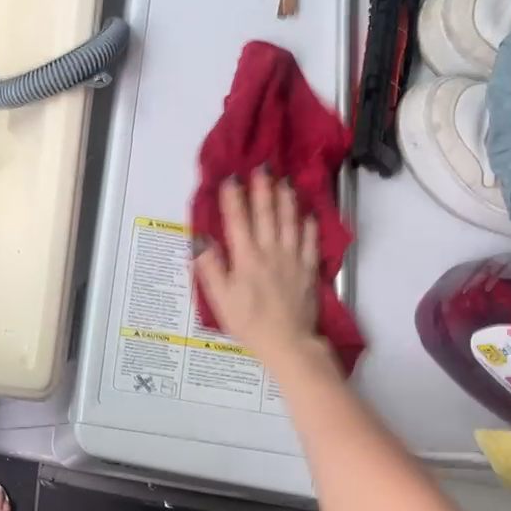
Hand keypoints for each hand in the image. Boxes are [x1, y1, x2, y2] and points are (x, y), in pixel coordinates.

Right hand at [193, 171, 332, 371]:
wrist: (287, 342)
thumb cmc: (248, 323)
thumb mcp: (220, 299)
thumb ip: (211, 268)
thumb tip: (201, 240)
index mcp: (246, 258)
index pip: (237, 220)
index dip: (233, 198)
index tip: (231, 178)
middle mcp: (270, 251)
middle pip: (266, 214)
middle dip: (263, 189)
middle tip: (262, 167)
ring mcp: (292, 258)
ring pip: (290, 222)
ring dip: (287, 200)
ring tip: (285, 182)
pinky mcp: (308, 269)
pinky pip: (309, 241)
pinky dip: (309, 225)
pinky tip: (308, 214)